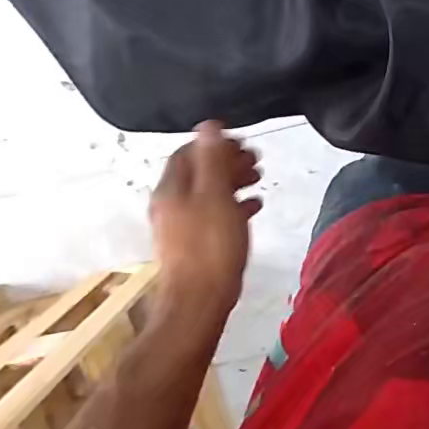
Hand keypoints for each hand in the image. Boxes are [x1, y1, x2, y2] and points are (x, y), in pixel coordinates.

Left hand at [149, 121, 261, 308]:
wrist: (199, 302)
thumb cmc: (210, 246)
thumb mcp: (216, 195)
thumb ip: (213, 159)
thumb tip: (209, 125)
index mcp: (172, 189)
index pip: (188, 152)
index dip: (216, 143)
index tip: (243, 144)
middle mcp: (171, 203)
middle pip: (199, 170)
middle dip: (228, 160)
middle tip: (256, 161)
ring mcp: (181, 225)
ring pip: (208, 191)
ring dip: (233, 180)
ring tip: (258, 179)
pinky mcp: (194, 243)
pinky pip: (214, 213)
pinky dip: (233, 204)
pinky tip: (253, 207)